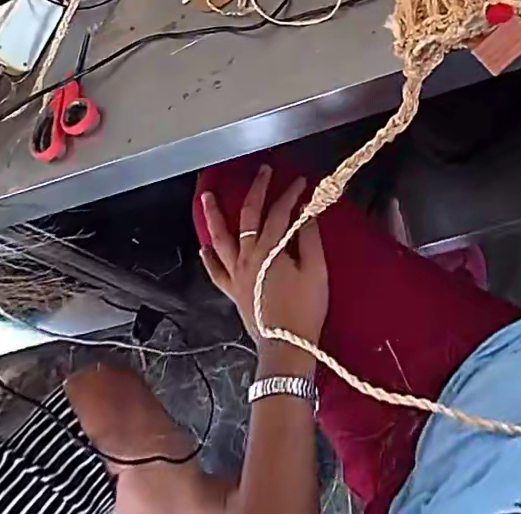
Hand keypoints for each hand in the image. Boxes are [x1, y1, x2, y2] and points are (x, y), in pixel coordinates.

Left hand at [200, 165, 326, 376]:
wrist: (286, 349)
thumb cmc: (305, 309)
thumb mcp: (316, 270)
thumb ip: (310, 238)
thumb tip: (307, 212)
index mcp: (270, 249)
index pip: (280, 211)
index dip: (291, 193)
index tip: (301, 181)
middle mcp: (248, 256)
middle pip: (249, 215)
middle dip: (257, 189)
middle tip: (263, 170)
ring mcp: (236, 274)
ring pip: (221, 239)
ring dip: (214, 216)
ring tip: (207, 197)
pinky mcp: (232, 290)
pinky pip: (216, 271)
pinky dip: (209, 258)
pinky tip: (204, 247)